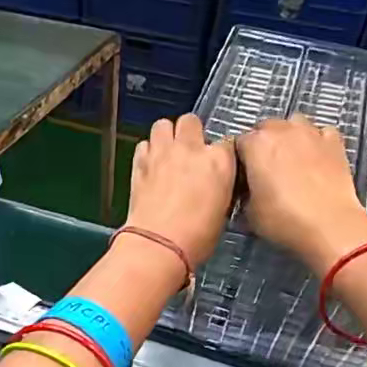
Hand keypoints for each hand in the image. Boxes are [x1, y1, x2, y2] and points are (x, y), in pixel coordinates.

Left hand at [125, 115, 235, 264]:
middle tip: (190, 152)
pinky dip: (148, 151)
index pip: (226, 143)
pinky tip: (152, 165)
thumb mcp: (222, 212)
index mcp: (219, 162)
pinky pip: (144, 144)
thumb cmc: (196, 238)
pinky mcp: (140, 162)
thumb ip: (220, 187)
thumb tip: (214, 184)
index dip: (220, 154)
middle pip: (191, 121)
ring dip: (167, 135)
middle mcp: (191, 149)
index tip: (216, 166)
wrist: (157, 245)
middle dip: (191, 132)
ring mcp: (162, 152)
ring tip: (168, 153)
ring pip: (163, 124)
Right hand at [236, 116, 366, 274]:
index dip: (241, 160)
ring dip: (289, 136)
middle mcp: (282, 130)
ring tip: (292, 159)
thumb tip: (249, 191)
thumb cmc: (284, 219)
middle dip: (264, 144)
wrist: (330, 225)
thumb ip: (245, 193)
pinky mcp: (334, 142)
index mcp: (256, 145)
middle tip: (267, 169)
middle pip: (266, 128)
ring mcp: (311, 133)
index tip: (245, 177)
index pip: (239, 144)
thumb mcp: (249, 213)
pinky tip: (317, 157)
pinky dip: (317, 140)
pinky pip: (322, 132)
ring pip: (294, 123)